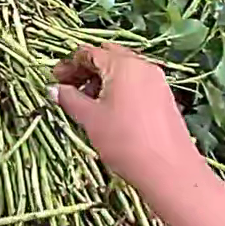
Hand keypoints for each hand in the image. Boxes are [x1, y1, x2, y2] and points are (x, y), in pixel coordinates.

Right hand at [51, 44, 203, 192]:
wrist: (170, 172)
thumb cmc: (125, 140)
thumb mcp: (90, 118)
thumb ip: (69, 98)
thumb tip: (54, 88)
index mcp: (123, 65)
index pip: (90, 53)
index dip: (69, 64)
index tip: (55, 79)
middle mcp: (142, 66)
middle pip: (108, 58)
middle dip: (86, 70)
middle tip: (69, 86)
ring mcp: (157, 82)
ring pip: (123, 71)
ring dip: (101, 80)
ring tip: (86, 102)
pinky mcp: (164, 98)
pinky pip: (135, 83)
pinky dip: (118, 89)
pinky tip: (108, 110)